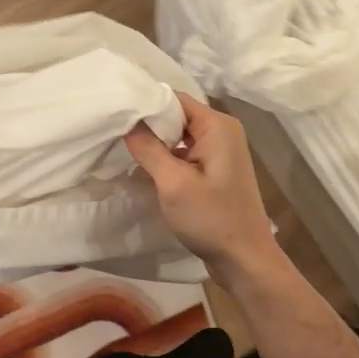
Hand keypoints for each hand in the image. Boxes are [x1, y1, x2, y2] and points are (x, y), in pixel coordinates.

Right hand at [125, 94, 281, 283]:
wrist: (244, 258)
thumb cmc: (211, 218)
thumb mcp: (174, 184)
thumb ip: (149, 149)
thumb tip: (128, 122)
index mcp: (217, 125)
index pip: (175, 99)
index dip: (146, 105)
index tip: (116, 114)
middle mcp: (222, 131)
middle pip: (178, 115)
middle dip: (149, 125)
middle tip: (114, 133)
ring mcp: (221, 151)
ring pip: (181, 135)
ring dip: (157, 144)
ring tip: (123, 149)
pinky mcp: (216, 170)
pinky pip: (187, 153)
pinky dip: (168, 158)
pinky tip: (144, 169)